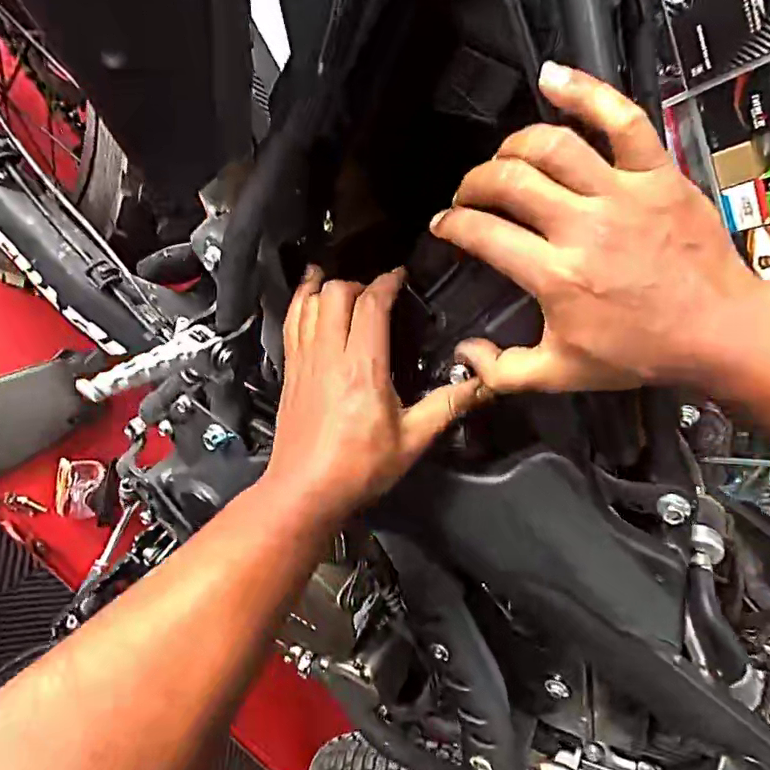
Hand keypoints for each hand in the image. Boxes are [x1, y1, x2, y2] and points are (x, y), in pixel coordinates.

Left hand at [261, 267, 488, 522]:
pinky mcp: (290, 373)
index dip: (387, 282)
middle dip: (358, 283)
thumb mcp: (413, 440)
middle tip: (377, 292)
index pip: (371, 304)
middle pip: (335, 293)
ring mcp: (304, 362)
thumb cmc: (356, 470)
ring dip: (325, 287)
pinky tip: (307, 300)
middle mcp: (328, 357)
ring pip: (308, 303)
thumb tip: (480, 385)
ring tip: (341, 281)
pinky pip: (290, 324)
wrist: (305, 492)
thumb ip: (447, 406)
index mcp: (362, 368)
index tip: (399, 277)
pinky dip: (299, 303)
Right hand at [430, 62, 763, 392]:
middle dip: (473, 182)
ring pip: (552, 145)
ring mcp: (621, 195)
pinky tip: (555, 78)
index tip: (445, 225)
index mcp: (557, 276)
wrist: (717, 332)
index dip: (451, 225)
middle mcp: (584, 228)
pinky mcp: (656, 175)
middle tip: (469, 193)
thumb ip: (503, 372)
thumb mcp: (562, 374)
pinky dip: (586, 91)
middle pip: (508, 182)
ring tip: (504, 157)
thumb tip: (467, 354)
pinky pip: (621, 118)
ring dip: (514, 145)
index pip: (483, 234)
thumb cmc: (645, 351)